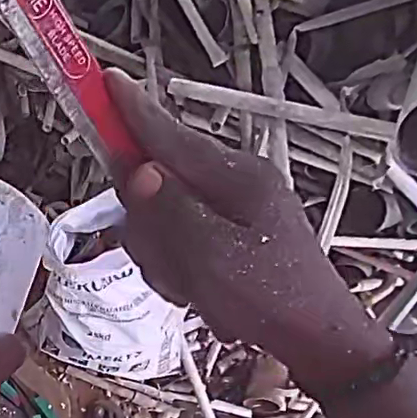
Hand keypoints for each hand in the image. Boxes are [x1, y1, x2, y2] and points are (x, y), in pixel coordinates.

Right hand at [104, 70, 393, 393]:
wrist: (312, 335)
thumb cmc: (271, 298)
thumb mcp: (214, 258)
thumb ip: (171, 213)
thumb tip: (138, 172)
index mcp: (233, 179)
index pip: (169, 137)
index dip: (132, 113)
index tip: (104, 82)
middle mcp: (227, 185)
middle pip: (154, 185)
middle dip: (149, 227)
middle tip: (169, 262)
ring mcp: (223, 209)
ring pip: (157, 219)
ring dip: (162, 255)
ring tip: (191, 283)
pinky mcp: (219, 232)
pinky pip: (171, 241)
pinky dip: (173, 267)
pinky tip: (196, 287)